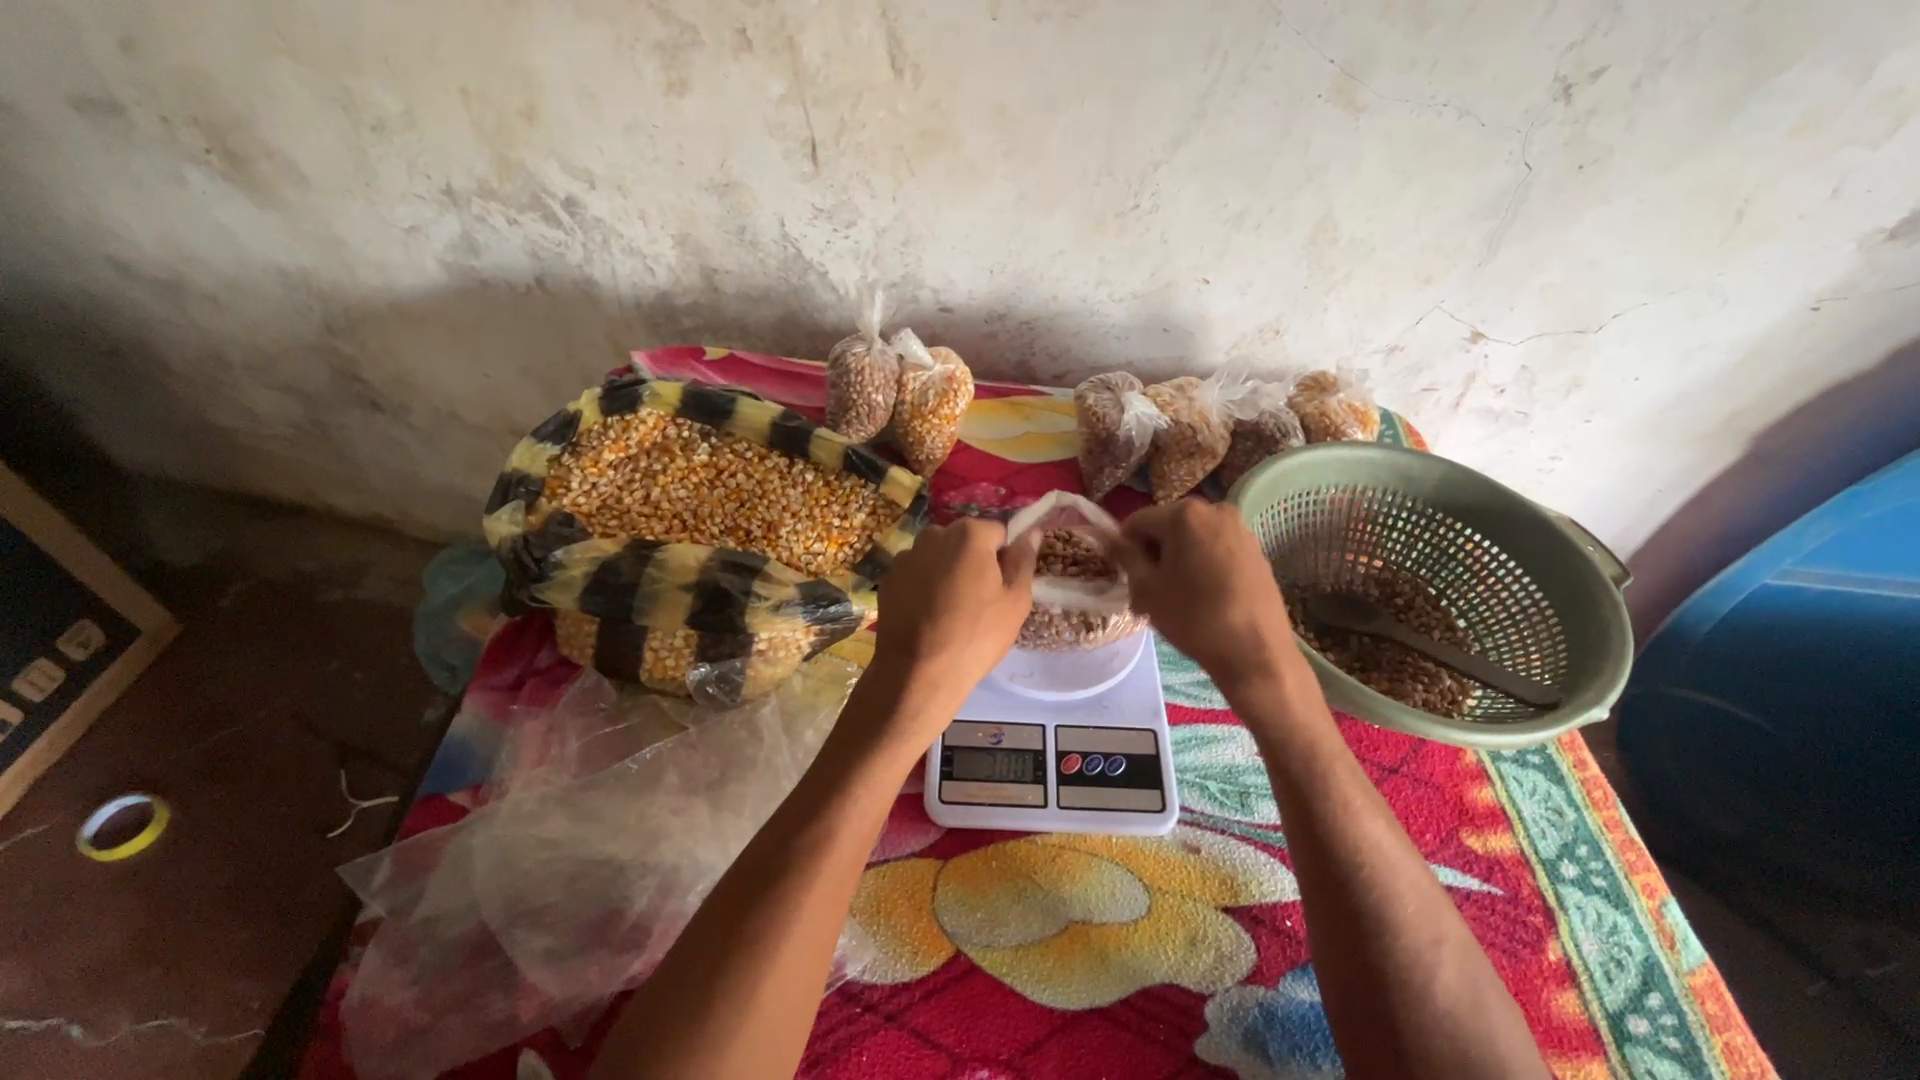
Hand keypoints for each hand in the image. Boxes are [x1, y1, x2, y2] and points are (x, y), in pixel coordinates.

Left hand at [868, 519, 1039, 742]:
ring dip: (947, 572)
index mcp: (969, 534)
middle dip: (974, 561)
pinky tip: (928, 616)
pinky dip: (923, 587)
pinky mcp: (888, 579)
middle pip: (964, 541)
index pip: (999, 532)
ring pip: (937, 557)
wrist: (918, 672)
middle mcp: (933, 535)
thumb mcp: (1016, 600)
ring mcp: (905, 557)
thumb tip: (1032, 532)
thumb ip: (1024, 559)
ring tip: (951, 610)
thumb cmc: (976, 635)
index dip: (1005, 557)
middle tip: (980, 600)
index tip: (1004, 586)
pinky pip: (916, 575)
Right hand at [1106, 499, 1302, 697]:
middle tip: (1149, 592)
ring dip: (1179, 560)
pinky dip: (1203, 565)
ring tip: (1177, 597)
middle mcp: (1215, 511)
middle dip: (1154, 554)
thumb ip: (1126, 557)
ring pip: (1194, 539)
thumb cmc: (1194, 618)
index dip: (1125, 547)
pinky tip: (1204, 597)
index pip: (1137, 521)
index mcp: (1184, 514)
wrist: (1256, 651)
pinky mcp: (1256, 550)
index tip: (1126, 576)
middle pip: (1168, 527)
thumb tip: (1113, 539)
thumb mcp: (1147, 589)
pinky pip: (1217, 549)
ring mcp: (1240, 529)